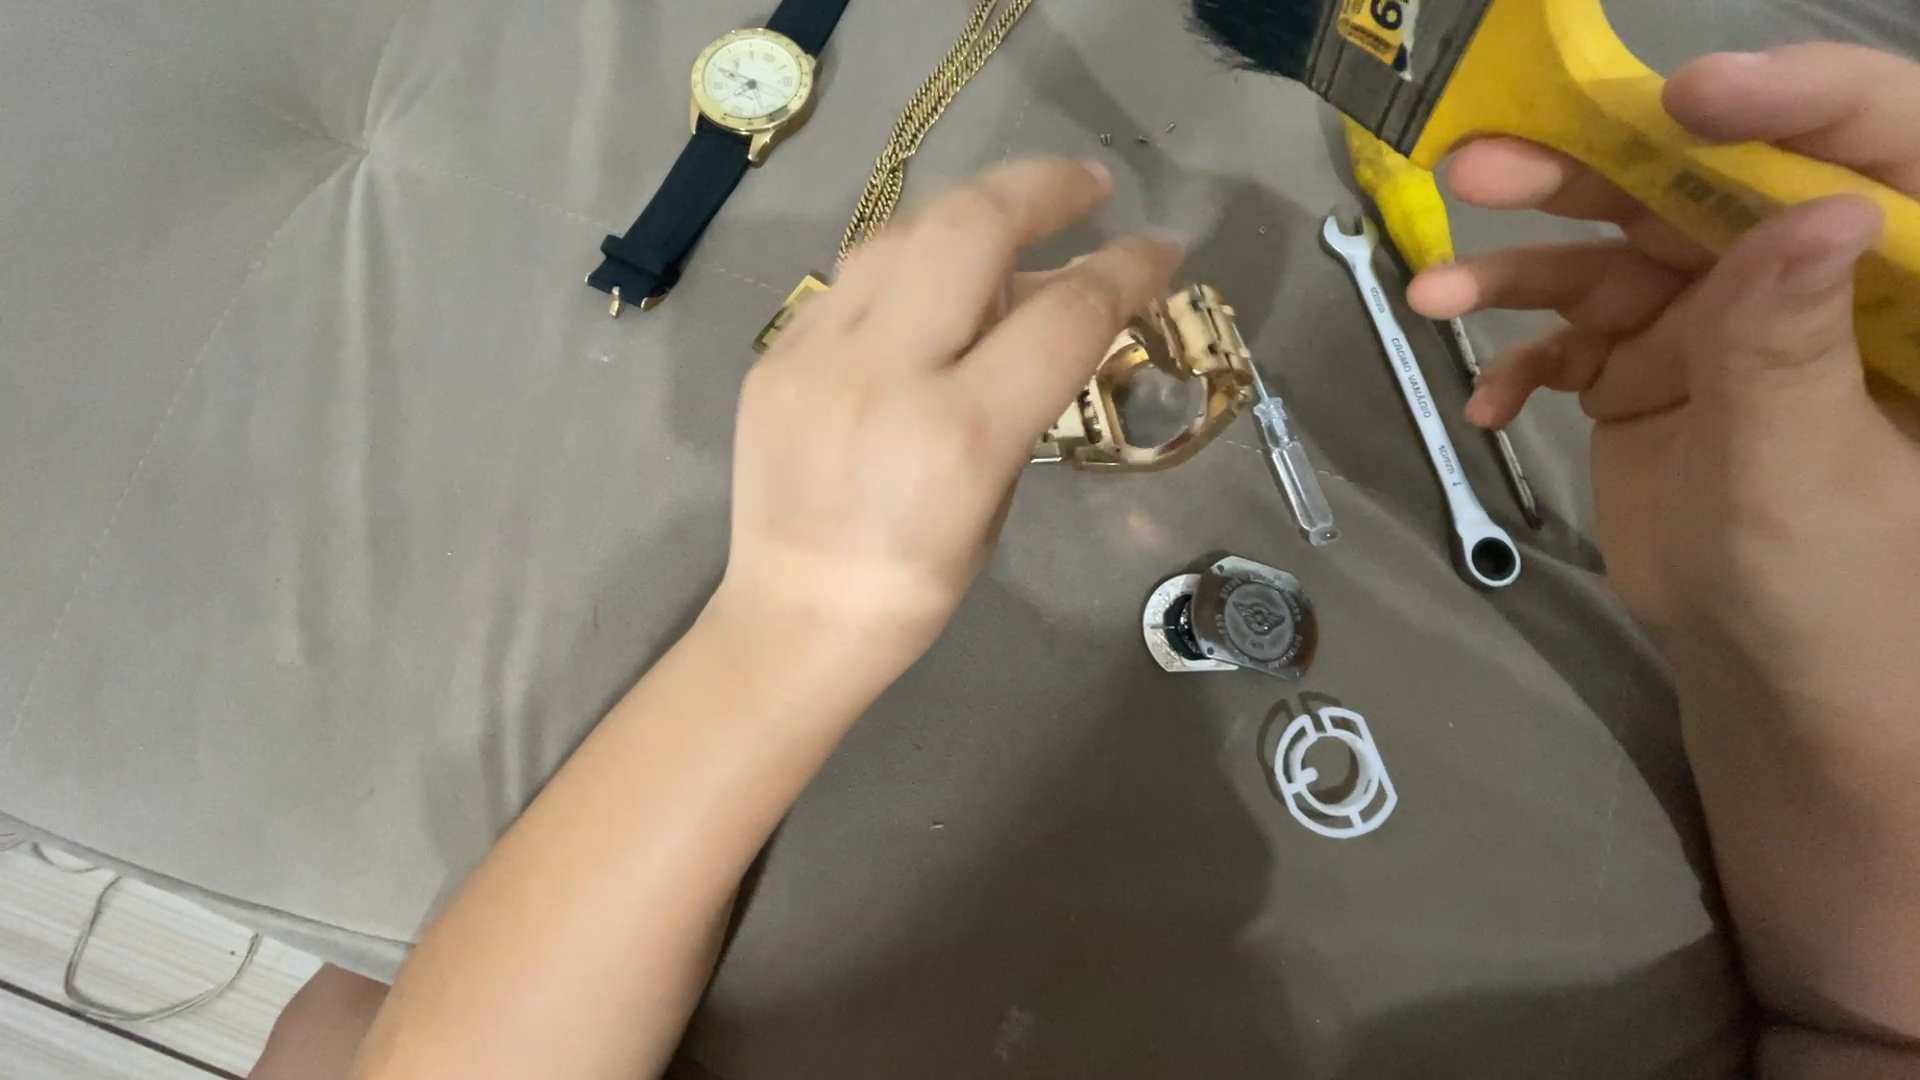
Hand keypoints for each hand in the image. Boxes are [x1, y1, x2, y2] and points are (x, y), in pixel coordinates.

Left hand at [710, 159, 1181, 676]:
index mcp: (959, 436)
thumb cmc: (916, 587)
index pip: (1063, 315)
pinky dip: (908, 265)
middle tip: (1087, 187)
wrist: (795, 618)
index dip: (1126, 270)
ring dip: (971, 214)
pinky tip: (932, 285)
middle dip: (1043, 187)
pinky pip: (854, 279)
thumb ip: (1027, 395)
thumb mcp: (997, 494)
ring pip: (903, 233)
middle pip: (971, 228)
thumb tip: (1058, 309)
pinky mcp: (774, 356)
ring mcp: (814, 357)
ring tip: (1011, 227)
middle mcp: (884, 376)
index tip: (1158, 251)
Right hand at [1407, 44, 1919, 716]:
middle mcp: (1800, 285)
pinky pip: (1566, 347)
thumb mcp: (1803, 469)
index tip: (1679, 97)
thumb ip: (1786, 350)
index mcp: (1903, 281)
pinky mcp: (1641, 374)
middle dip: (1585, 177)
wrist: (1759, 655)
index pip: (1873, 150)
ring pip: (1604, 269)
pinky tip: (1486, 408)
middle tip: (1479, 167)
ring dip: (1511, 279)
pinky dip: (1518, 369)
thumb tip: (1803, 218)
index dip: (1785, 104)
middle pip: (1696, 194)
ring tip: (1430, 296)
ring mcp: (1710, 329)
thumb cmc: (1832, 577)